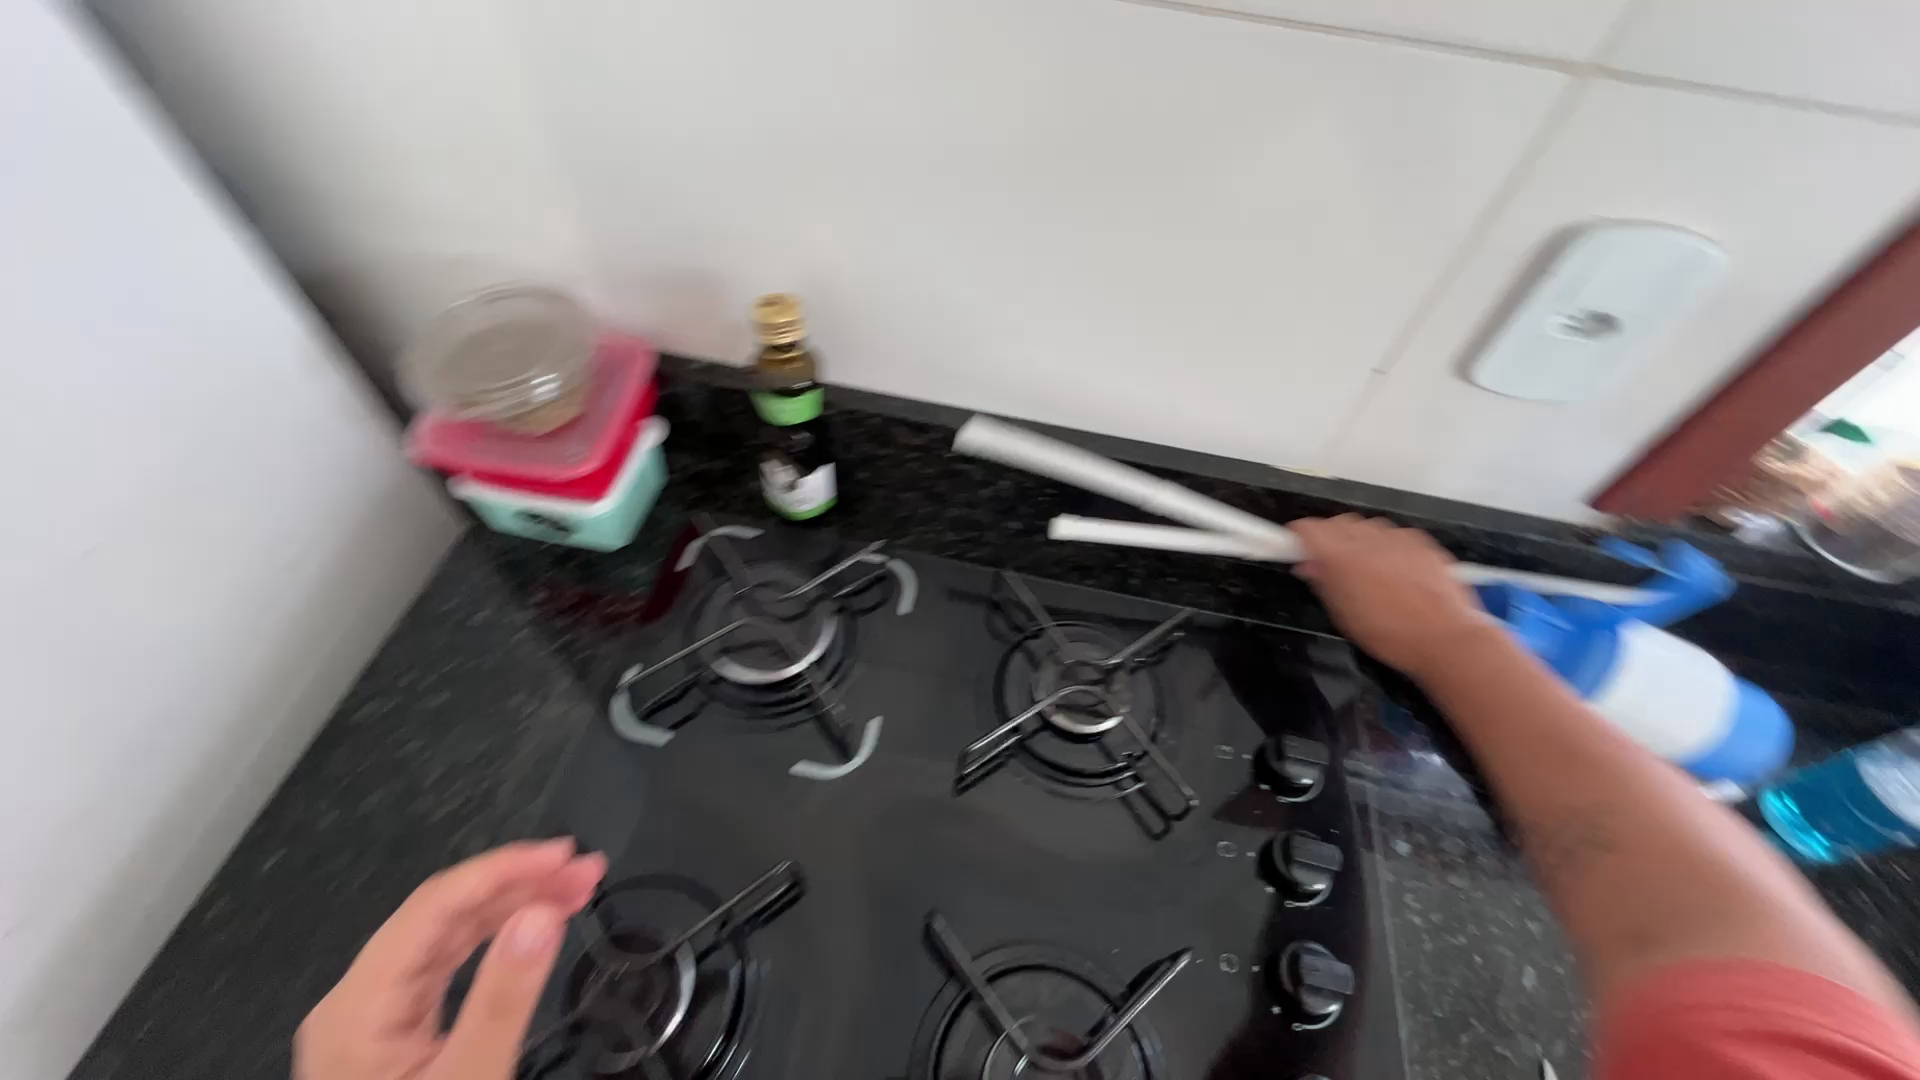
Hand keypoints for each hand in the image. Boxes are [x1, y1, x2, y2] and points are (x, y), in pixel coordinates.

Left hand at [294, 838, 607, 1079]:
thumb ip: (502, 1000)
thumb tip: (543, 913)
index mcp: (360, 1007)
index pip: (436, 907)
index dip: (504, 869)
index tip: (568, 855)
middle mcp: (360, 998)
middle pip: (443, 913)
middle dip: (519, 882)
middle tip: (588, 871)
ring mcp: (375, 1014)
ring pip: (449, 933)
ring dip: (515, 903)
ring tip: (576, 889)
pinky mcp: (395, 1030)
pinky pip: (450, 962)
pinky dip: (498, 936)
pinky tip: (534, 925)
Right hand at [1290, 515, 1494, 679]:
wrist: (1447, 639)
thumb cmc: (1387, 634)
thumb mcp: (1343, 615)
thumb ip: (1324, 583)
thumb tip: (1308, 565)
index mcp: (1343, 558)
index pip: (1310, 529)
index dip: (1298, 535)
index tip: (1296, 547)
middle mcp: (1370, 541)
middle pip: (1339, 522)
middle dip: (1328, 535)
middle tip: (1327, 559)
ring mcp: (1401, 539)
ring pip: (1368, 525)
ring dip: (1358, 537)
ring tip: (1362, 562)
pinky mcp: (1425, 545)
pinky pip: (1396, 534)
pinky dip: (1386, 543)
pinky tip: (1392, 566)